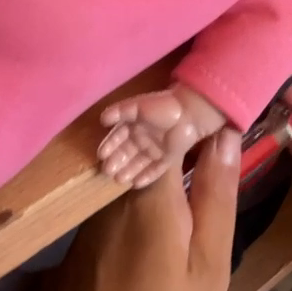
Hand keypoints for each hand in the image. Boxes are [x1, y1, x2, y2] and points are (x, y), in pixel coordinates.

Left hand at [30, 129, 240, 290]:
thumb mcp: (208, 268)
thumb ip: (216, 197)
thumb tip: (226, 137)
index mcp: (149, 195)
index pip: (167, 125)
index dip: (192, 116)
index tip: (217, 122)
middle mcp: (110, 198)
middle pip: (143, 150)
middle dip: (175, 146)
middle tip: (209, 168)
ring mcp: (84, 224)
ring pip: (125, 183)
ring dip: (152, 180)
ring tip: (180, 214)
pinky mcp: (70, 250)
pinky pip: (107, 214)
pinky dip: (131, 214)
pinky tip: (143, 254)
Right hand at [98, 84, 229, 186]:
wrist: (190, 112)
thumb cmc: (162, 106)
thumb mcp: (138, 106)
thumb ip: (120, 111)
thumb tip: (102, 119)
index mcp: (134, 125)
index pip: (118, 137)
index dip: (110, 145)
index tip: (101, 155)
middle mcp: (143, 139)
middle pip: (127, 152)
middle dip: (117, 162)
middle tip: (107, 171)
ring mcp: (156, 149)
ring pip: (139, 163)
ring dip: (129, 171)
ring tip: (119, 180)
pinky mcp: (169, 158)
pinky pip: (156, 170)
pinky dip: (147, 177)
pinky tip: (136, 184)